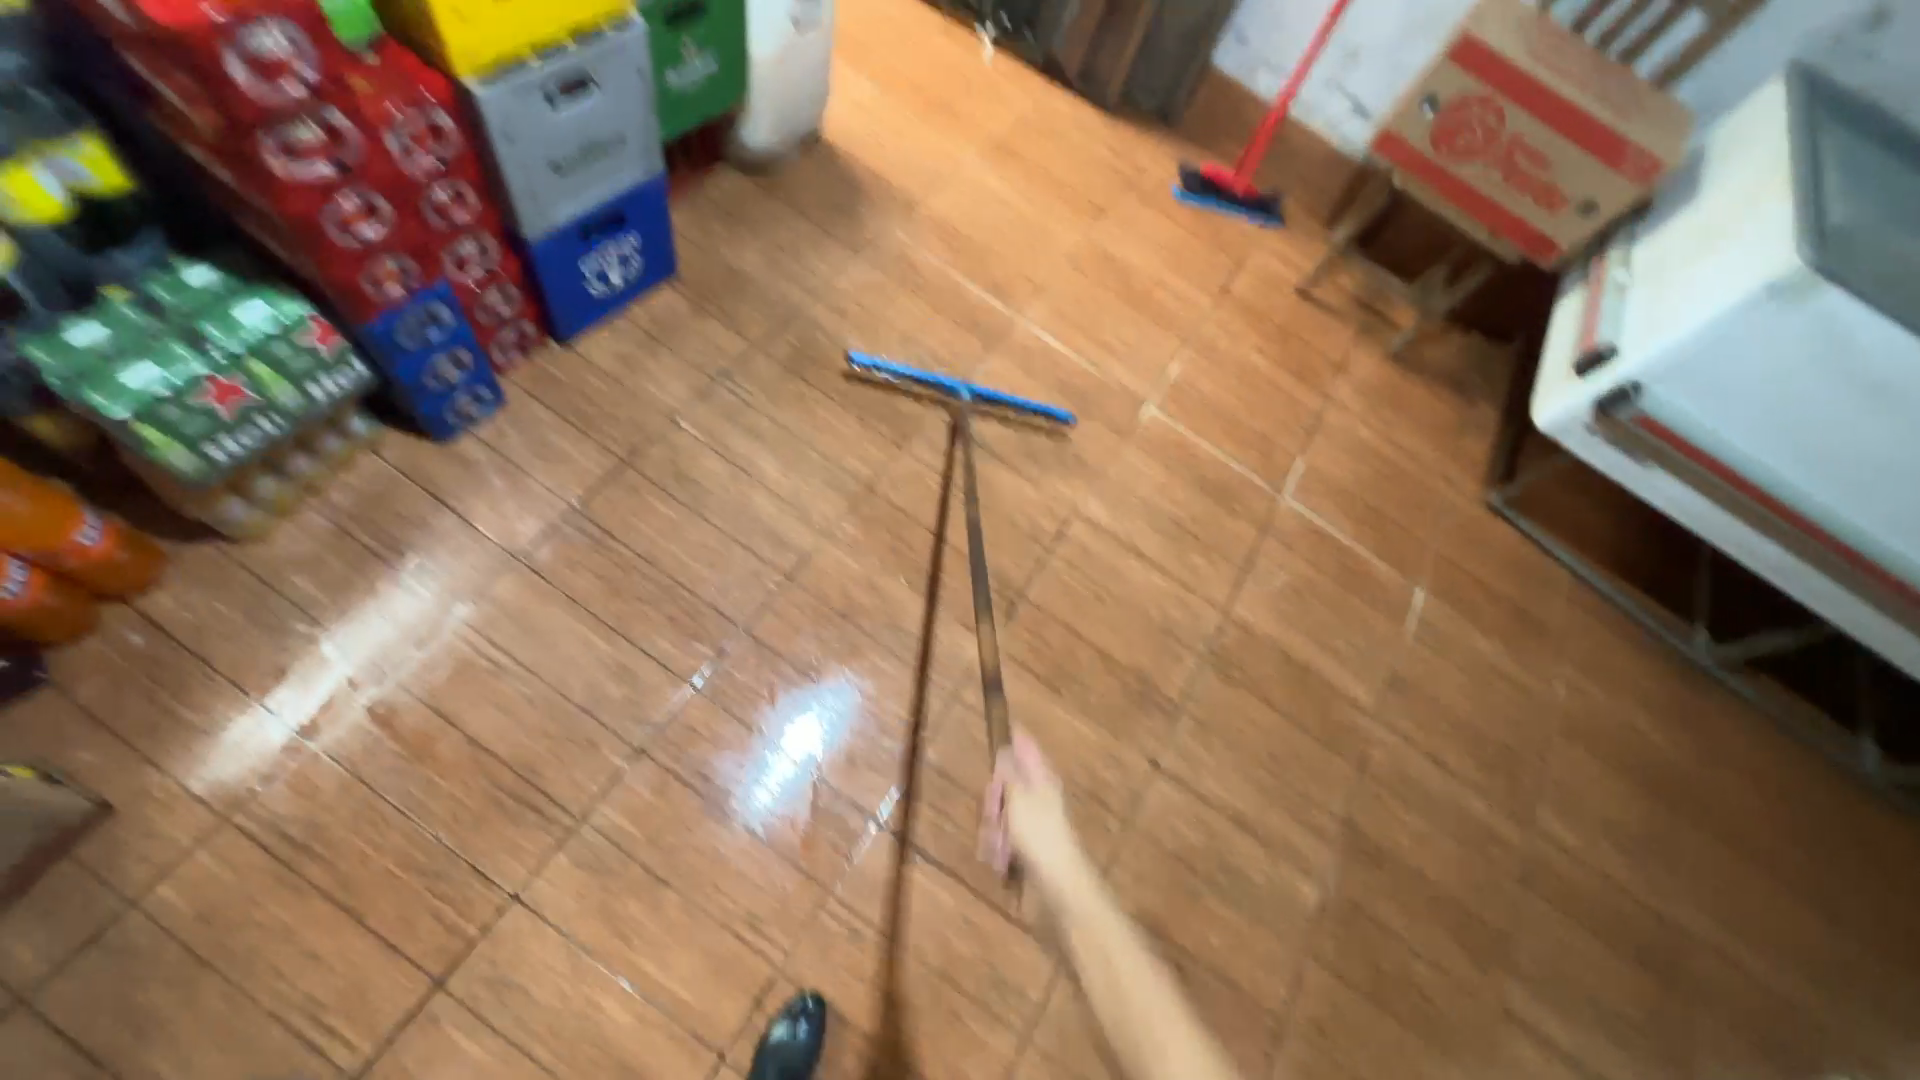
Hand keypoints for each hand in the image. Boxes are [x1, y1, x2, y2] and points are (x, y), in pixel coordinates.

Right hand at [979, 732, 1088, 896]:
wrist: (1058, 885)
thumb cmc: (1040, 837)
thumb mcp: (1019, 799)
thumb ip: (1009, 773)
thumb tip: (1006, 747)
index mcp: (1041, 780)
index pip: (1026, 747)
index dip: (1013, 737)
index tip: (1001, 730)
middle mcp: (1037, 796)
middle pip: (1005, 784)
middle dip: (993, 801)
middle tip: (994, 814)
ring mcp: (1031, 822)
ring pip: (1000, 814)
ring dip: (993, 831)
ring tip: (999, 848)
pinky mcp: (1025, 846)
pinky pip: (1002, 838)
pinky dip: (998, 848)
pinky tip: (1001, 862)